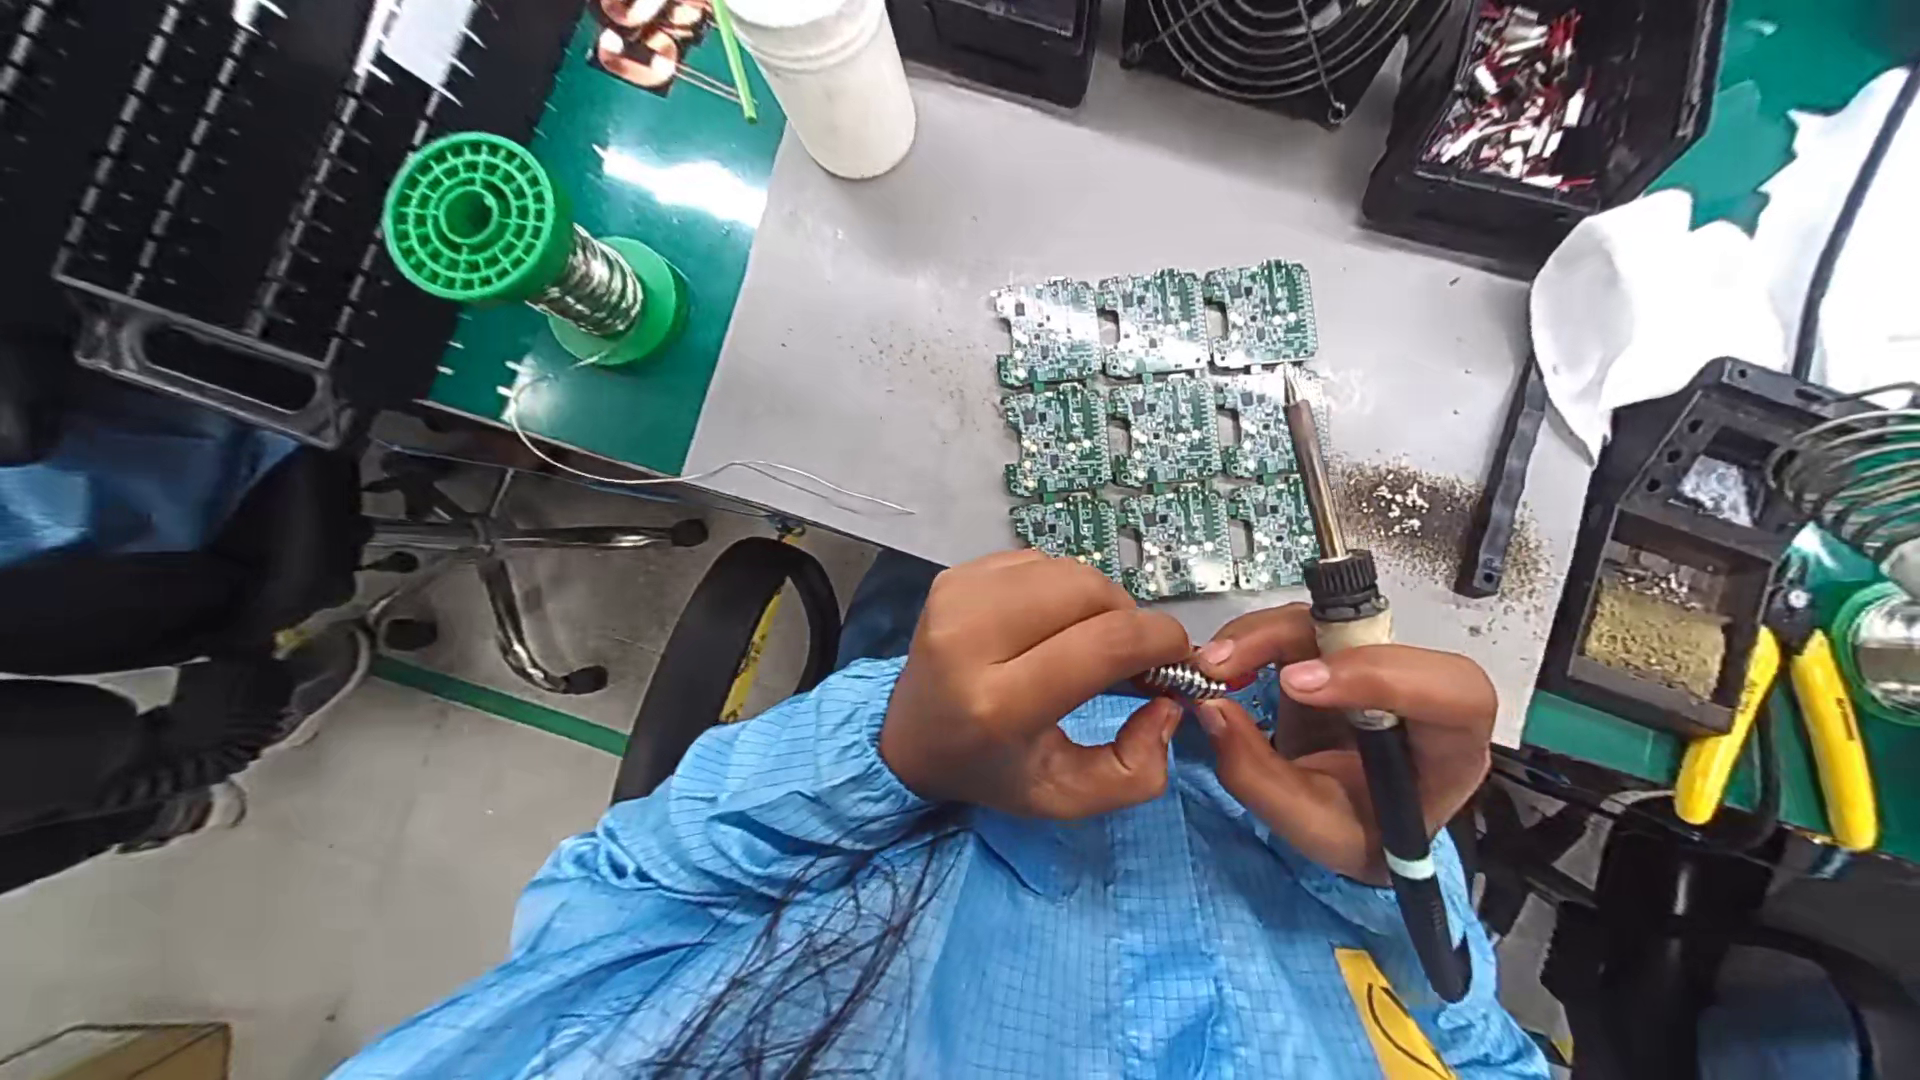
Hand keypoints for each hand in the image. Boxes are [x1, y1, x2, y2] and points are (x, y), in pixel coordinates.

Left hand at [880, 551, 1192, 818]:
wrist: (909, 738)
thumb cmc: (990, 769)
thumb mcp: (1067, 797)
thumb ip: (1136, 769)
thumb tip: (1167, 703)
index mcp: (998, 704)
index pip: (1104, 643)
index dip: (1160, 640)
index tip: (1175, 656)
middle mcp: (969, 638)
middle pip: (1088, 592)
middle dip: (1127, 617)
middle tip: (1126, 652)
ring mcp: (955, 598)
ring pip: (1065, 569)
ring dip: (1094, 600)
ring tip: (1084, 637)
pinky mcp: (950, 578)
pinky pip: (1035, 562)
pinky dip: (1057, 587)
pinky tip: (1044, 621)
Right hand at [1188, 604, 1494, 883]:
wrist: (1356, 824)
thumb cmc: (1356, 832)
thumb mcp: (1314, 828)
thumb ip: (1262, 779)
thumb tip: (1212, 708)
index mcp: (1447, 746)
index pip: (1452, 691)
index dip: (1378, 674)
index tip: (1295, 684)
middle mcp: (1414, 690)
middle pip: (1366, 634)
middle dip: (1287, 638)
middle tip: (1222, 664)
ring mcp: (1367, 665)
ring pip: (1320, 620)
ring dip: (1258, 634)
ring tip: (1210, 665)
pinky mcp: (1330, 656)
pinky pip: (1292, 628)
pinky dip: (1249, 638)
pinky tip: (1220, 662)